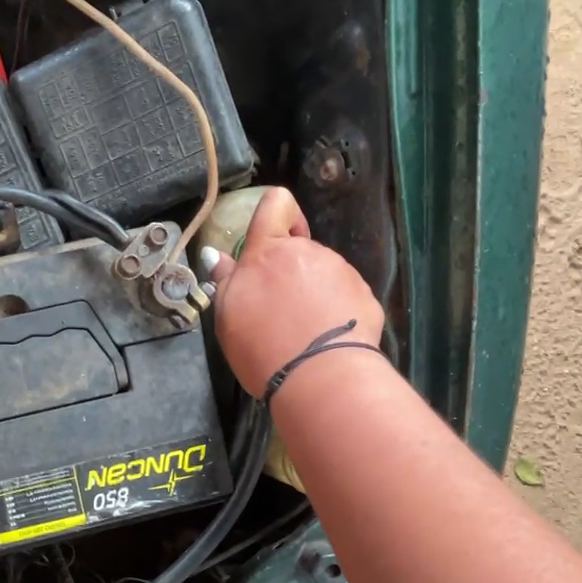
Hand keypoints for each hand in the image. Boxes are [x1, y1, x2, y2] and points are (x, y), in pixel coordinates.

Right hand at [201, 187, 383, 397]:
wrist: (320, 378)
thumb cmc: (262, 347)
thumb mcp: (227, 318)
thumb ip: (226, 281)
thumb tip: (217, 256)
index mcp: (269, 253)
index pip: (275, 204)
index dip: (274, 218)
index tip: (270, 246)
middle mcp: (307, 253)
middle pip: (297, 248)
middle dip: (287, 271)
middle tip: (275, 311)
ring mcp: (340, 272)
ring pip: (320, 273)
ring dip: (310, 293)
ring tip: (300, 332)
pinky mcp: (364, 296)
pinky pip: (343, 296)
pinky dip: (332, 312)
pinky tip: (323, 340)